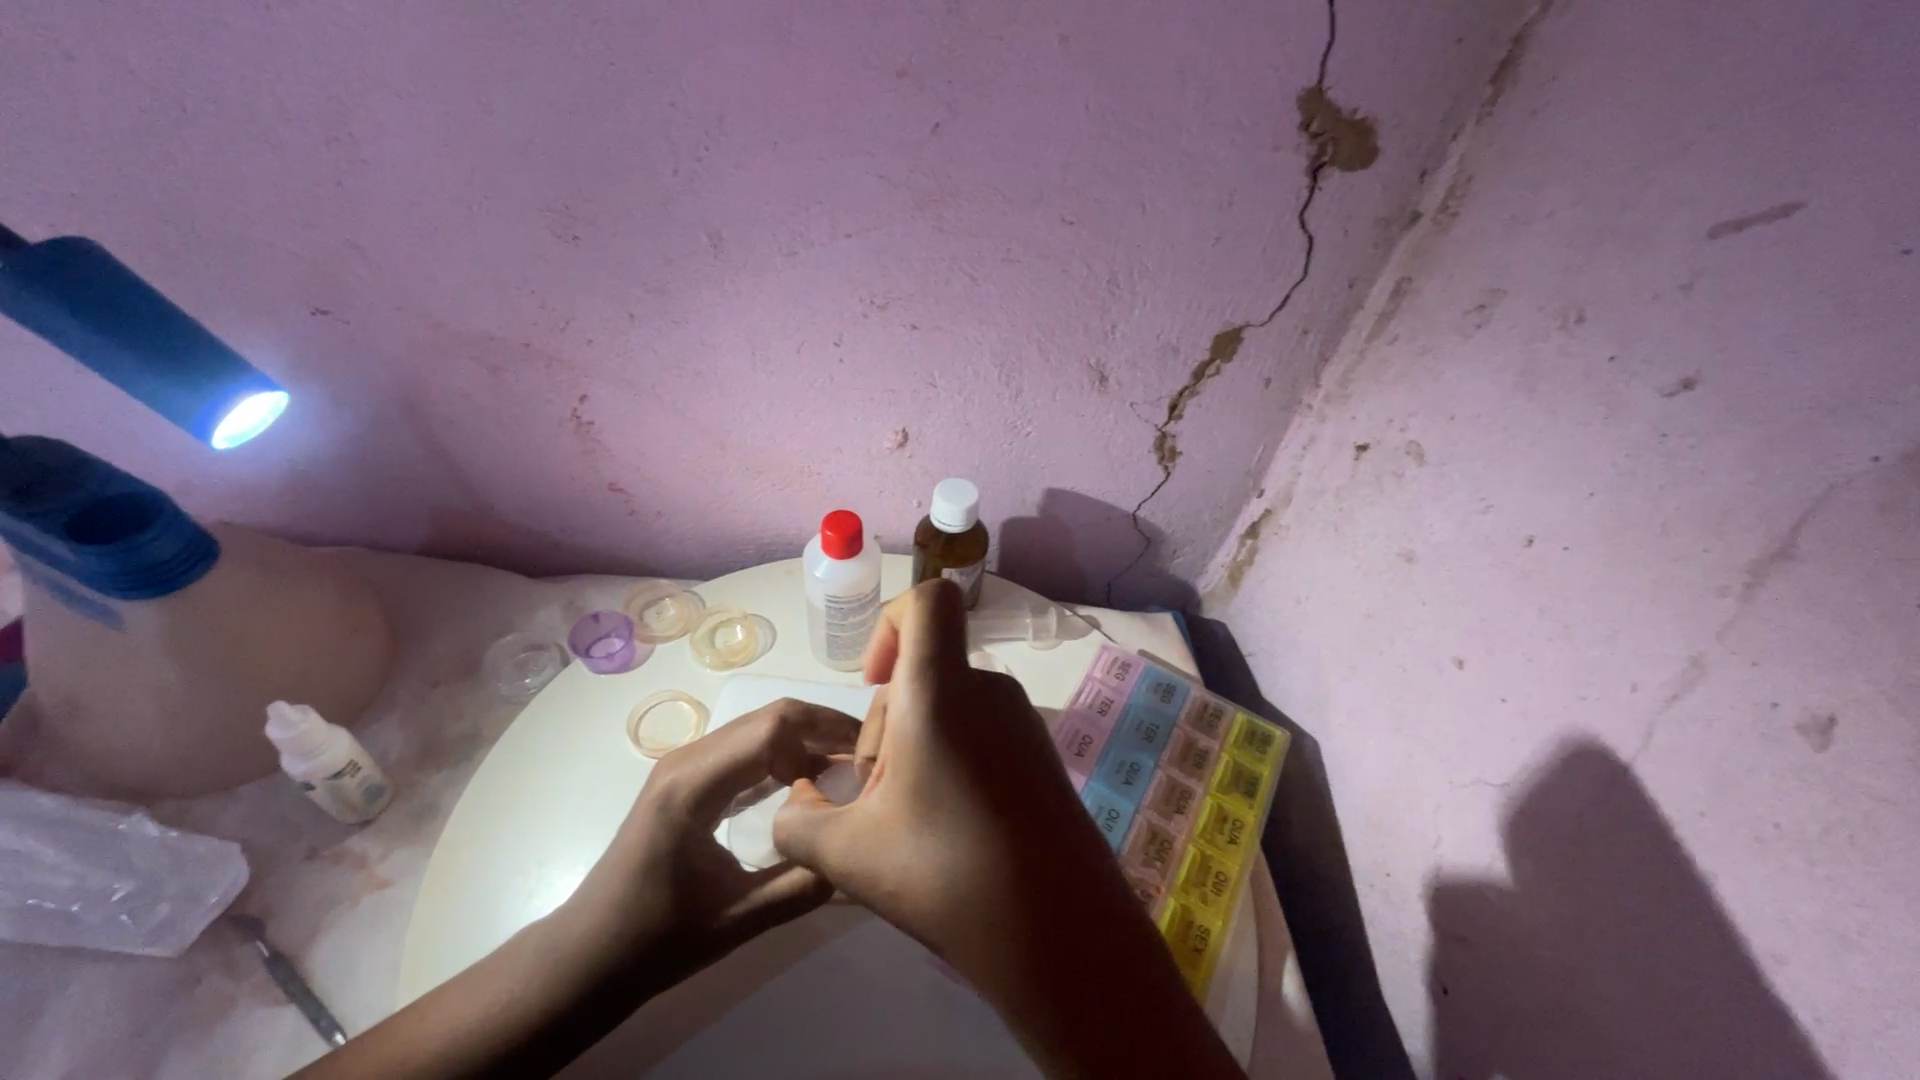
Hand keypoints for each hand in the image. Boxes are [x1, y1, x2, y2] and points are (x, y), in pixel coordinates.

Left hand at [559, 698, 860, 991]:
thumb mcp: (741, 920)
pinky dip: (782, 757)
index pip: (775, 727)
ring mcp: (684, 767)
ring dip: (805, 741)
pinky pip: (744, 751)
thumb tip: (861, 850)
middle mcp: (688, 761)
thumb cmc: (658, 940)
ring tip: (849, 769)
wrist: (589, 956)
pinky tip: (810, 781)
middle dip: (824, 730)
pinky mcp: (686, 780)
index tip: (870, 758)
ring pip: (758, 730)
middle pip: (769, 718)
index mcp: (695, 786)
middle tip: (870, 757)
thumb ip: (806, 883)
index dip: (829, 730)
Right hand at [773, 580, 1116, 961]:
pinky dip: (951, 764)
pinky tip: (949, 833)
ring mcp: (1023, 723)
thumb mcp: (846, 854)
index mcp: (941, 690)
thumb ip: (797, 822)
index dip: (891, 623)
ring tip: (909, 825)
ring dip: (915, 752)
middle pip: (923, 672)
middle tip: (877, 802)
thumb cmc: (945, 875)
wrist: (1060, 931)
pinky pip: (980, 734)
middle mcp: (988, 691)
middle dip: (885, 727)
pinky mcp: (1041, 757)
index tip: (872, 683)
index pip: (928, 601)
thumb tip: (793, 806)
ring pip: (948, 708)